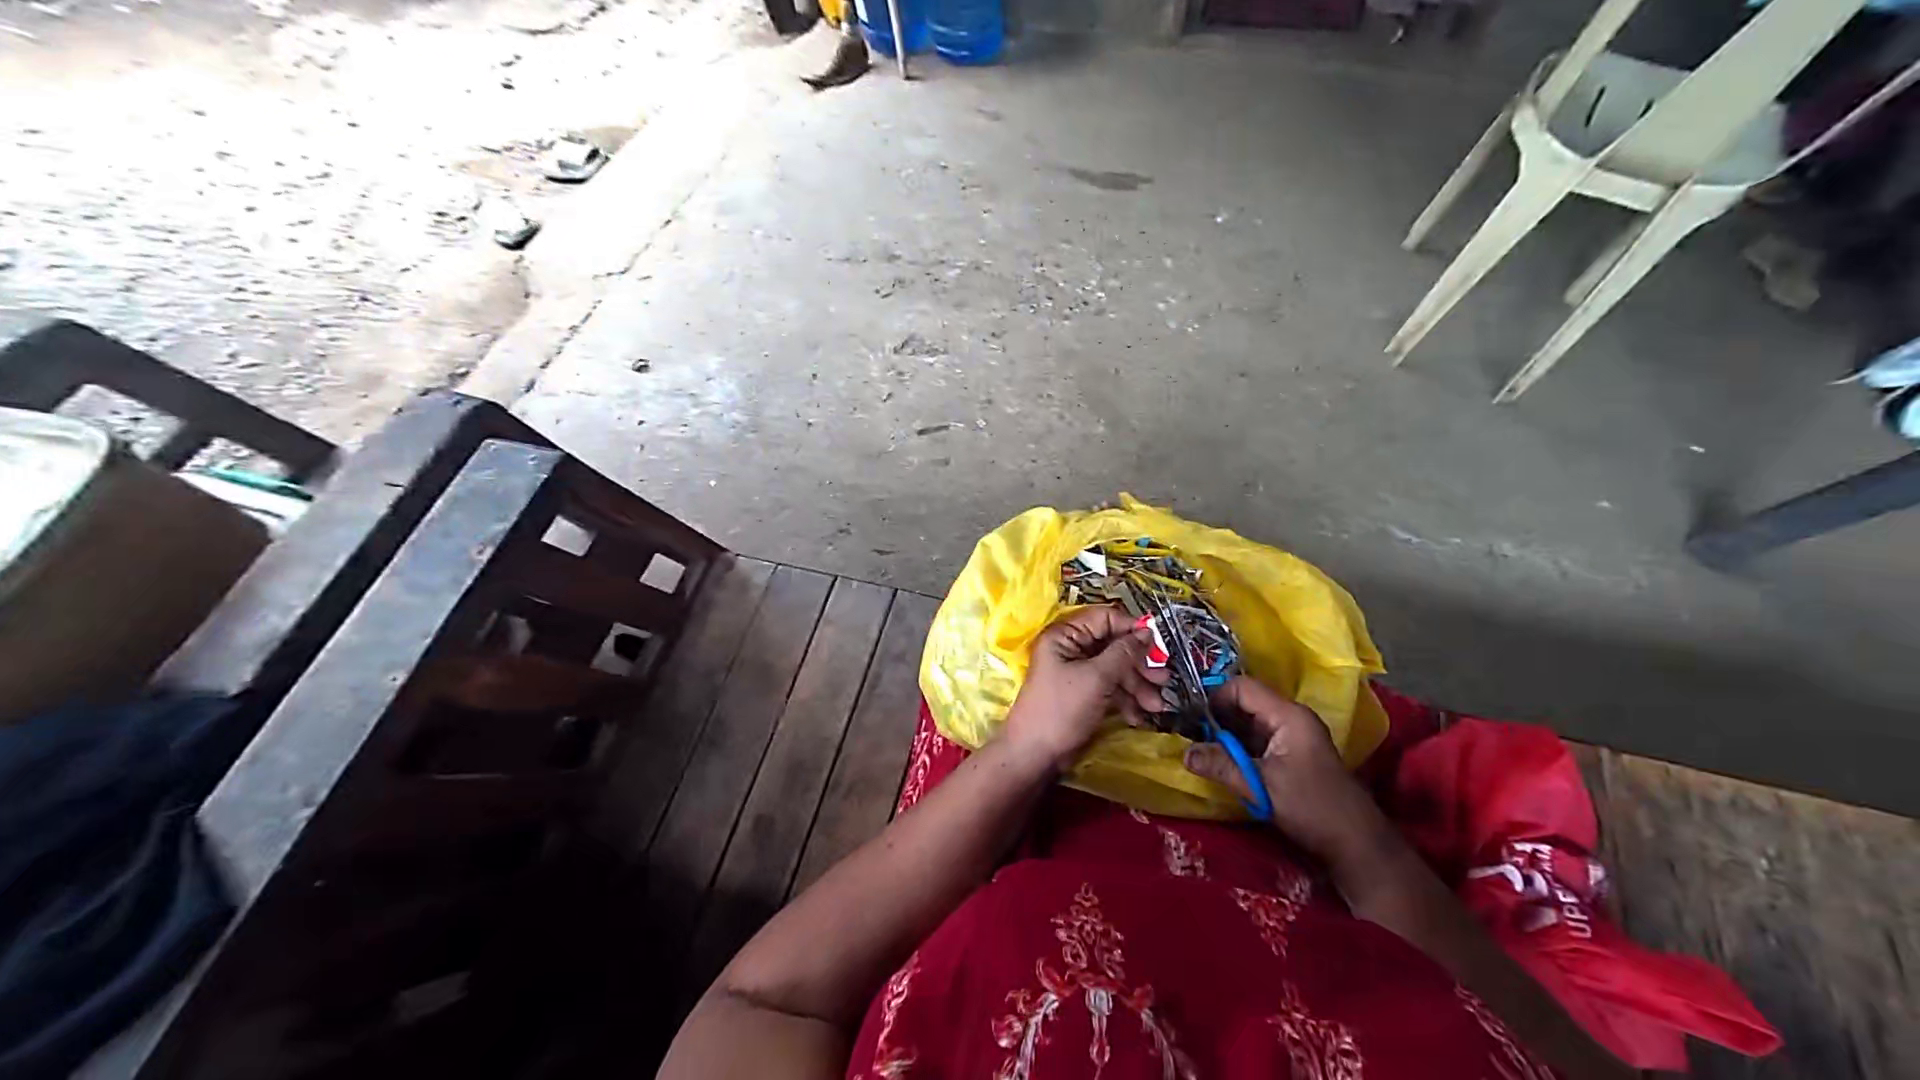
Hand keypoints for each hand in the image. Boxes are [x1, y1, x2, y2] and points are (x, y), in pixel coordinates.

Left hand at [1001, 607, 1170, 772]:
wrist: (1036, 754)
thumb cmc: (1062, 709)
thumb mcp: (1097, 678)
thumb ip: (1123, 653)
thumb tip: (1146, 632)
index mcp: (1065, 635)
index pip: (1104, 618)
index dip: (1132, 629)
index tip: (1158, 645)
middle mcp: (1070, 648)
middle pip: (1113, 645)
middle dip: (1139, 664)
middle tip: (1163, 679)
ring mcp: (1077, 672)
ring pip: (1114, 669)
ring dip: (1137, 685)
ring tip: (1156, 705)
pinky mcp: (1083, 693)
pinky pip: (1109, 688)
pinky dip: (1125, 699)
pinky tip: (1138, 717)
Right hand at [1183, 677, 1393, 864]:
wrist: (1357, 845)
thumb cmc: (1312, 808)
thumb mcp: (1261, 786)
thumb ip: (1221, 765)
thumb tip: (1184, 753)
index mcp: (1288, 715)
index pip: (1242, 687)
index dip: (1214, 696)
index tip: (1191, 717)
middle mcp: (1290, 718)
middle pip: (1244, 702)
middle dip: (1215, 715)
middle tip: (1187, 731)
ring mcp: (1291, 737)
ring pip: (1247, 722)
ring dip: (1224, 733)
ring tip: (1197, 745)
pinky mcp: (1289, 755)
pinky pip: (1255, 739)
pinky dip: (1236, 746)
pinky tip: (1219, 759)